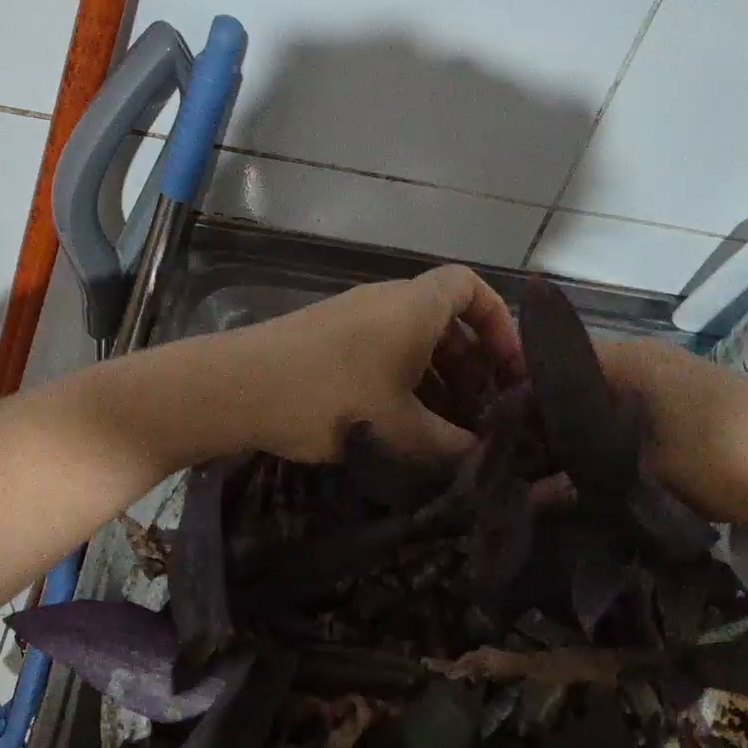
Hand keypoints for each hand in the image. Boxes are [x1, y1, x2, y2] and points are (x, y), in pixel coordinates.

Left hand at [226, 265, 522, 461]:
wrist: (237, 388)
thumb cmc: (330, 397)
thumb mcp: (401, 430)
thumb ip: (452, 447)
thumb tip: (488, 461)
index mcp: (414, 306)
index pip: (471, 286)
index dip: (499, 322)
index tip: (510, 369)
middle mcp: (387, 300)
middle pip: (445, 318)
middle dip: (472, 363)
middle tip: (482, 411)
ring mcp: (353, 317)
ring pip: (413, 339)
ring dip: (437, 377)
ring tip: (445, 427)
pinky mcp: (328, 339)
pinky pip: (383, 350)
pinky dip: (403, 379)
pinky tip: (399, 424)